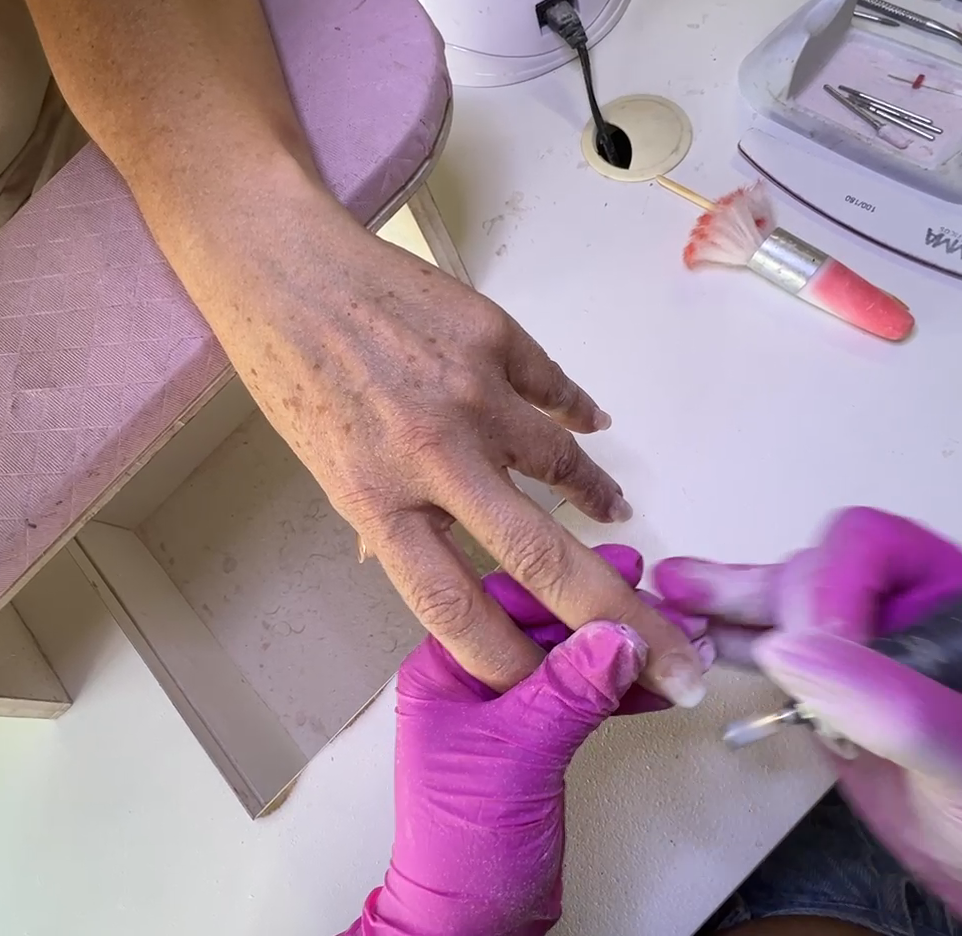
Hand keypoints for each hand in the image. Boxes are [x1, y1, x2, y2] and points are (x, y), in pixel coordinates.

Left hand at [200, 205, 705, 706]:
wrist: (286, 272)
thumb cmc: (290, 372)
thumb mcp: (326, 466)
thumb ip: (392, 514)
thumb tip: (445, 555)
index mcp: (376, 498)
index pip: (454, 608)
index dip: (512, 664)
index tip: (555, 689)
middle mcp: (431, 452)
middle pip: (540, 557)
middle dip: (620, 623)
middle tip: (675, 662)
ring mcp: (470, 390)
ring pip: (562, 461)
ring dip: (595, 495)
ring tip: (612, 511)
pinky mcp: (492, 334)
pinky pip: (554, 387)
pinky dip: (574, 412)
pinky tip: (588, 425)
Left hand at [346, 546, 711, 935]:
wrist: (472, 922)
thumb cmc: (461, 846)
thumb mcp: (516, 754)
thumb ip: (565, 691)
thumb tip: (614, 633)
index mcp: (446, 667)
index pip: (507, 603)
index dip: (565, 585)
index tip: (620, 573)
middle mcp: (473, 679)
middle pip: (545, 628)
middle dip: (604, 616)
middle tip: (657, 601)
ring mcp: (506, 708)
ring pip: (571, 661)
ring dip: (622, 652)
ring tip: (674, 638)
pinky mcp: (537, 737)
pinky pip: (584, 697)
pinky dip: (622, 688)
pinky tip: (653, 680)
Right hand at [654, 508, 961, 935]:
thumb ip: (893, 705)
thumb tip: (783, 649)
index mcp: (951, 595)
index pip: (868, 546)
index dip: (828, 583)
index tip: (812, 647)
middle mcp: (894, 604)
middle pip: (807, 570)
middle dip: (762, 598)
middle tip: (733, 638)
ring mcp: (853, 642)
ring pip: (772, 601)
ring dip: (719, 601)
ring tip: (665, 592)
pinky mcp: (819, 680)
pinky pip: (758, 645)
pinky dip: (718, 639)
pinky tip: (681, 633)